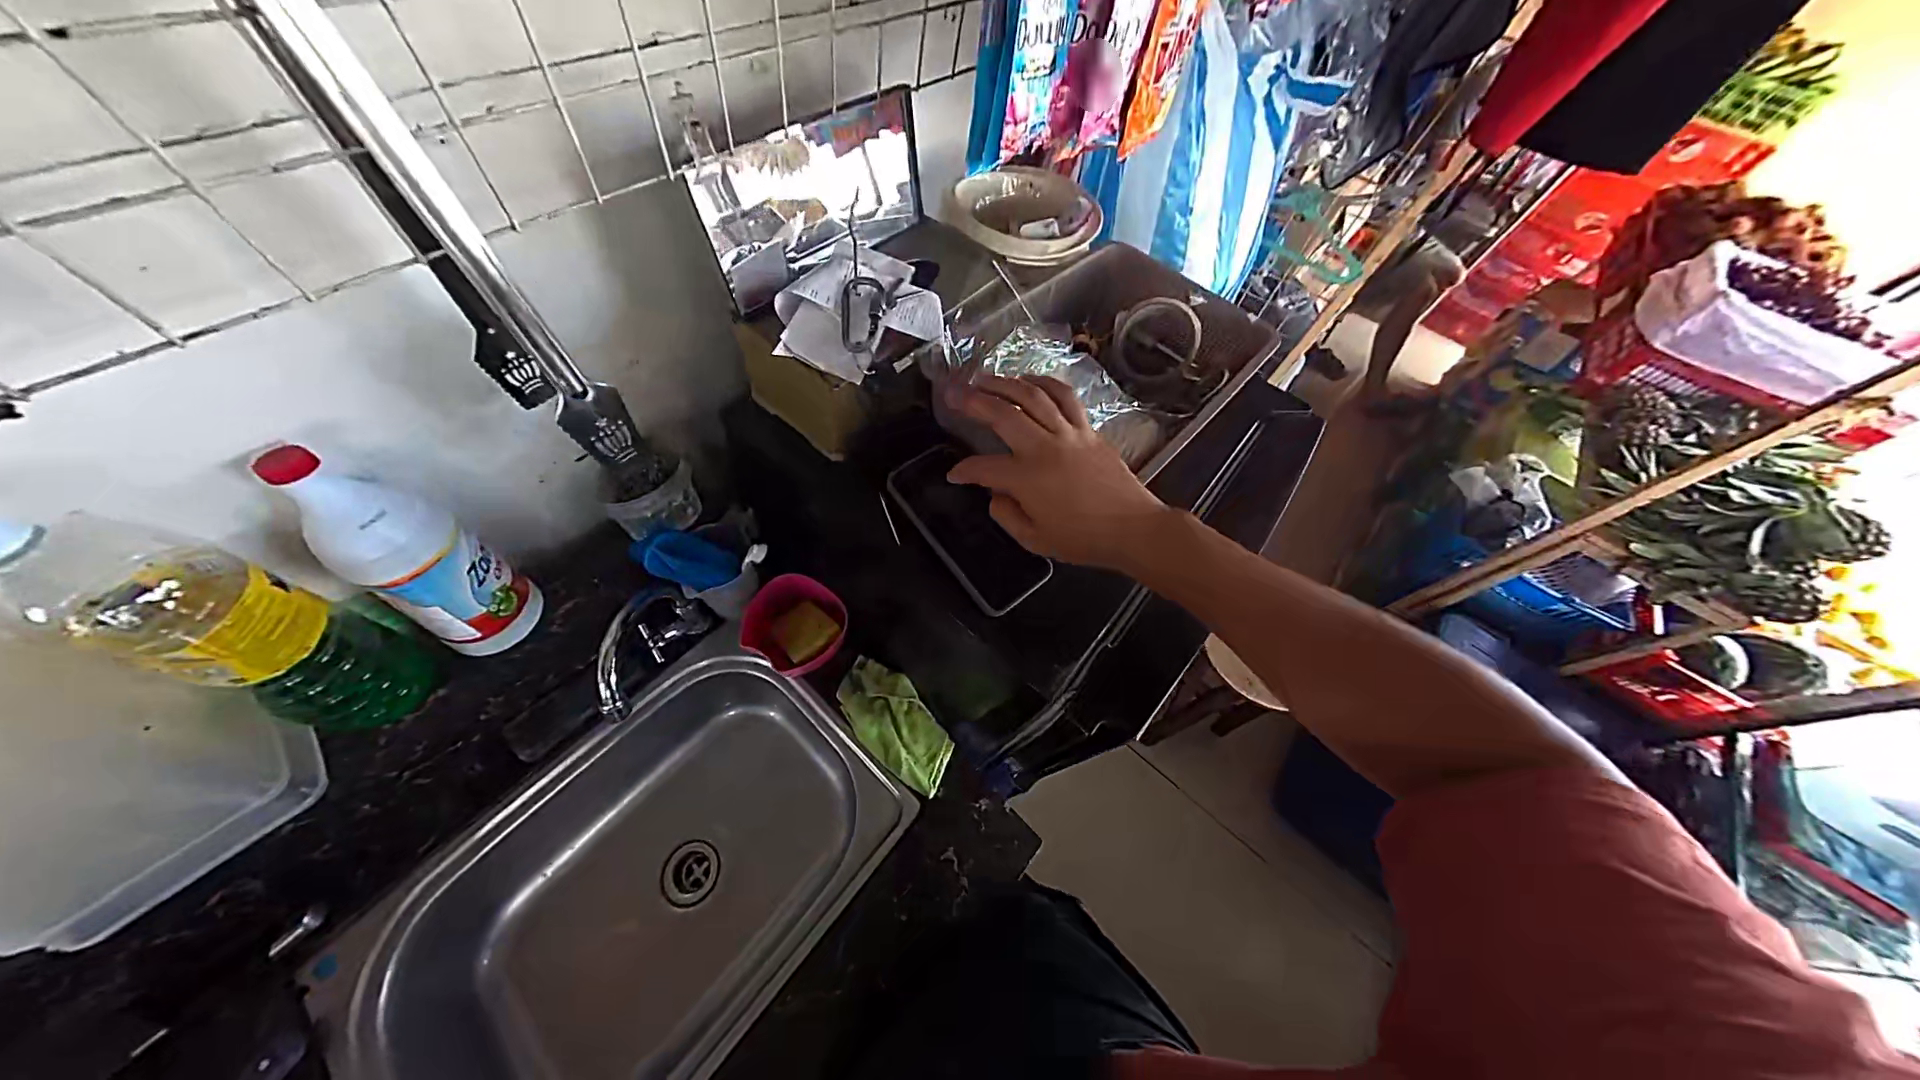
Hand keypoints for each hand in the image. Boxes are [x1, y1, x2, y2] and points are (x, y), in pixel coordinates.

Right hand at [944, 374, 1173, 571]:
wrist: (1133, 528)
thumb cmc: (1083, 539)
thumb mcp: (1035, 540)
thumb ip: (1007, 516)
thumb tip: (995, 495)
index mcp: (1027, 479)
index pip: (983, 468)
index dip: (963, 471)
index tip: (954, 475)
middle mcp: (1044, 449)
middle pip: (1002, 415)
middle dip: (972, 402)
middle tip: (953, 393)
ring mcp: (1069, 435)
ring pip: (1032, 397)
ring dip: (1004, 384)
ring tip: (984, 379)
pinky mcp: (1088, 430)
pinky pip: (1064, 397)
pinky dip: (1044, 384)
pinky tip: (1029, 381)